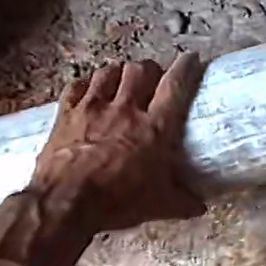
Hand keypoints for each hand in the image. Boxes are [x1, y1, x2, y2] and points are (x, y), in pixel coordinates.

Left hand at [33, 53, 207, 232]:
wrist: (65, 202)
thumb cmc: (118, 201)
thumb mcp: (159, 205)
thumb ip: (183, 202)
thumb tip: (200, 207)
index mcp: (155, 128)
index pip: (175, 86)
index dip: (186, 68)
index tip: (192, 58)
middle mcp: (125, 109)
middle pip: (140, 70)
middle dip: (150, 69)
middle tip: (153, 77)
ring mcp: (92, 107)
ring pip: (108, 72)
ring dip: (119, 72)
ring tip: (123, 80)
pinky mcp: (66, 113)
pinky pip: (77, 86)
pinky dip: (86, 84)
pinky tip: (89, 90)